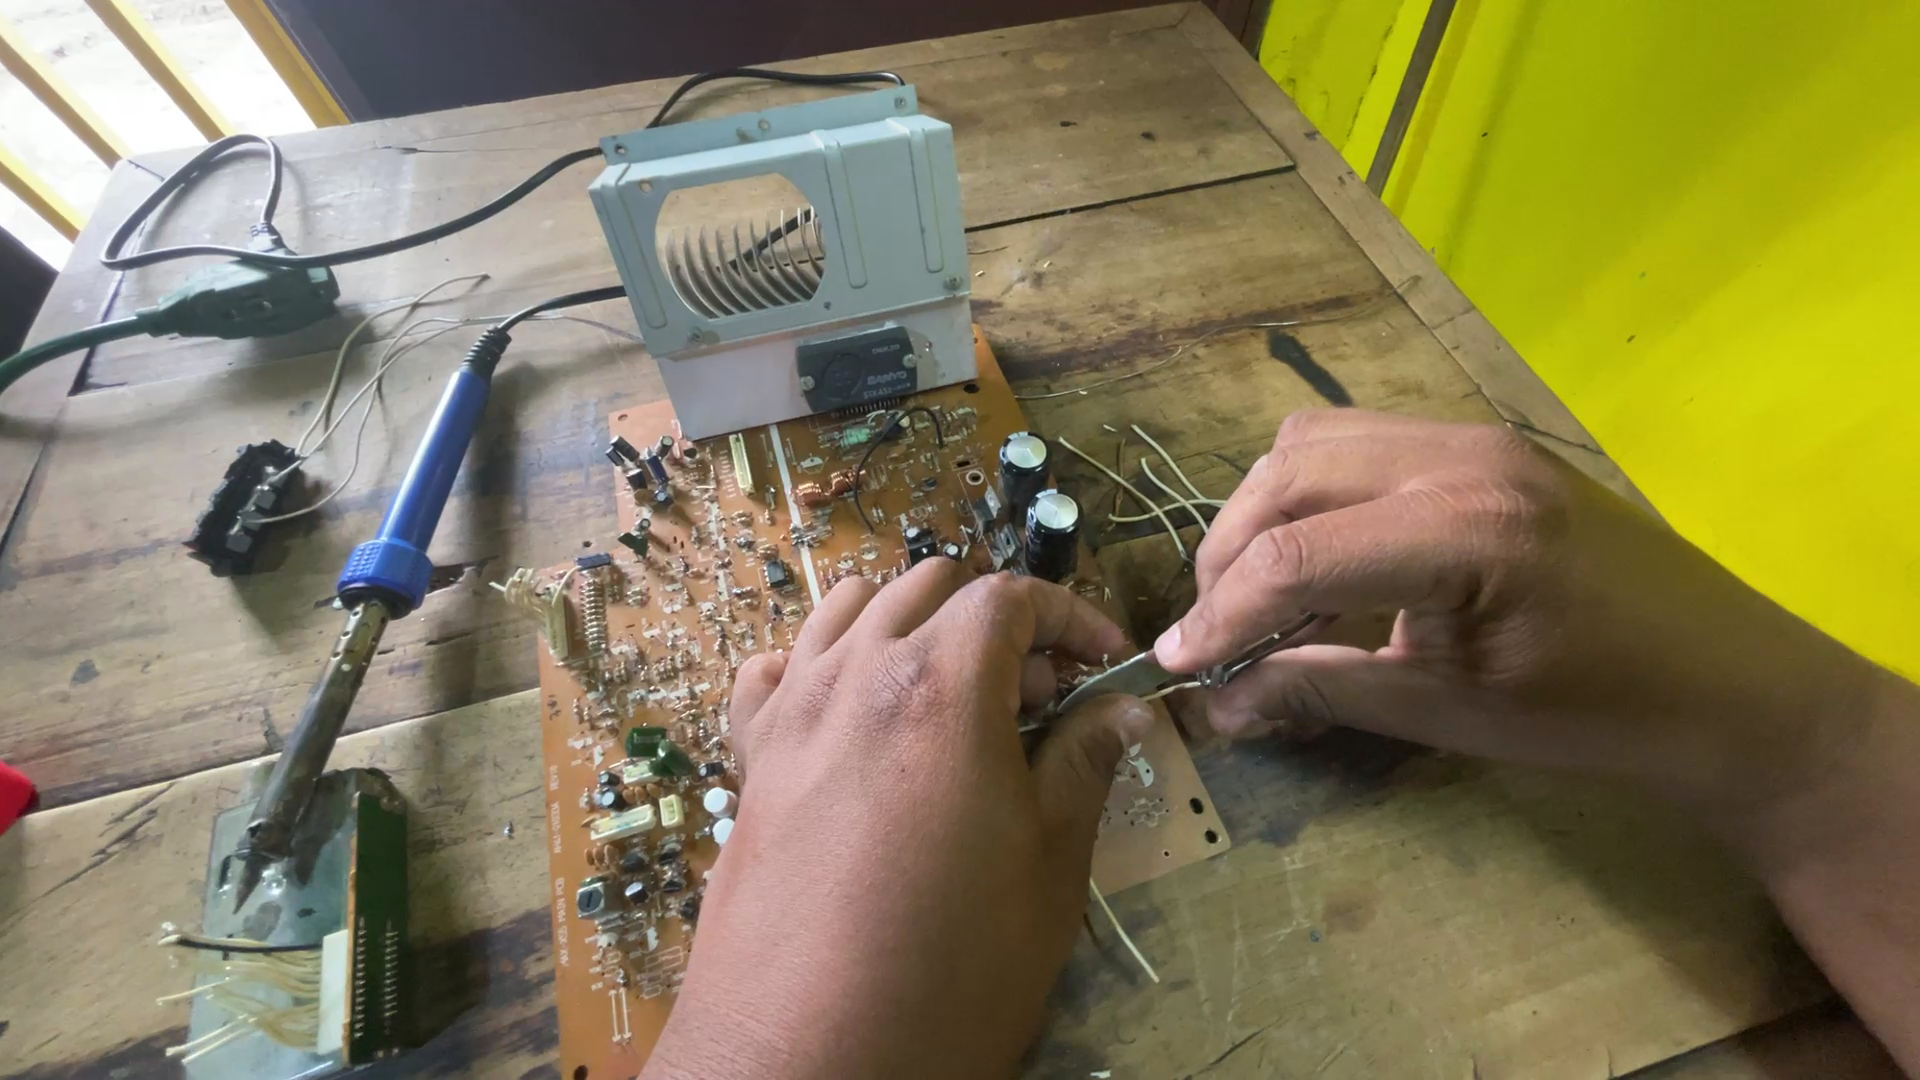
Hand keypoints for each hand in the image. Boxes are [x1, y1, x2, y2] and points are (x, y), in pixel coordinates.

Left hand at [643, 562, 1153, 1079]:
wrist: (804, 1062)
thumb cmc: (951, 962)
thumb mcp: (1049, 862)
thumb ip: (1086, 758)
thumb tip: (1126, 708)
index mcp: (938, 682)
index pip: (1010, 596)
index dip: (1071, 614)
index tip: (1103, 660)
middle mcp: (856, 670)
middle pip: (932, 585)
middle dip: (997, 619)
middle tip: (1032, 693)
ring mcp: (792, 705)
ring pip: (851, 604)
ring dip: (911, 623)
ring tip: (946, 690)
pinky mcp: (750, 752)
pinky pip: (774, 667)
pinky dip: (819, 661)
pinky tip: (849, 711)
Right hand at [1155, 408, 1879, 822]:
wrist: (1733, 685)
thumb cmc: (1594, 715)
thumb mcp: (1440, 712)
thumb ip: (1313, 693)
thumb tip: (1214, 707)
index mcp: (1469, 532)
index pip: (1296, 556)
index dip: (1221, 613)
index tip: (1177, 662)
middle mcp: (1459, 457)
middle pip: (1284, 481)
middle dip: (1227, 557)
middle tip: (1215, 627)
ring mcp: (1466, 435)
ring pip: (1304, 443)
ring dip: (1256, 513)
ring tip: (1255, 584)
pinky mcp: (1467, 439)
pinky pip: (1345, 437)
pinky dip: (1299, 488)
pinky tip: (1310, 542)